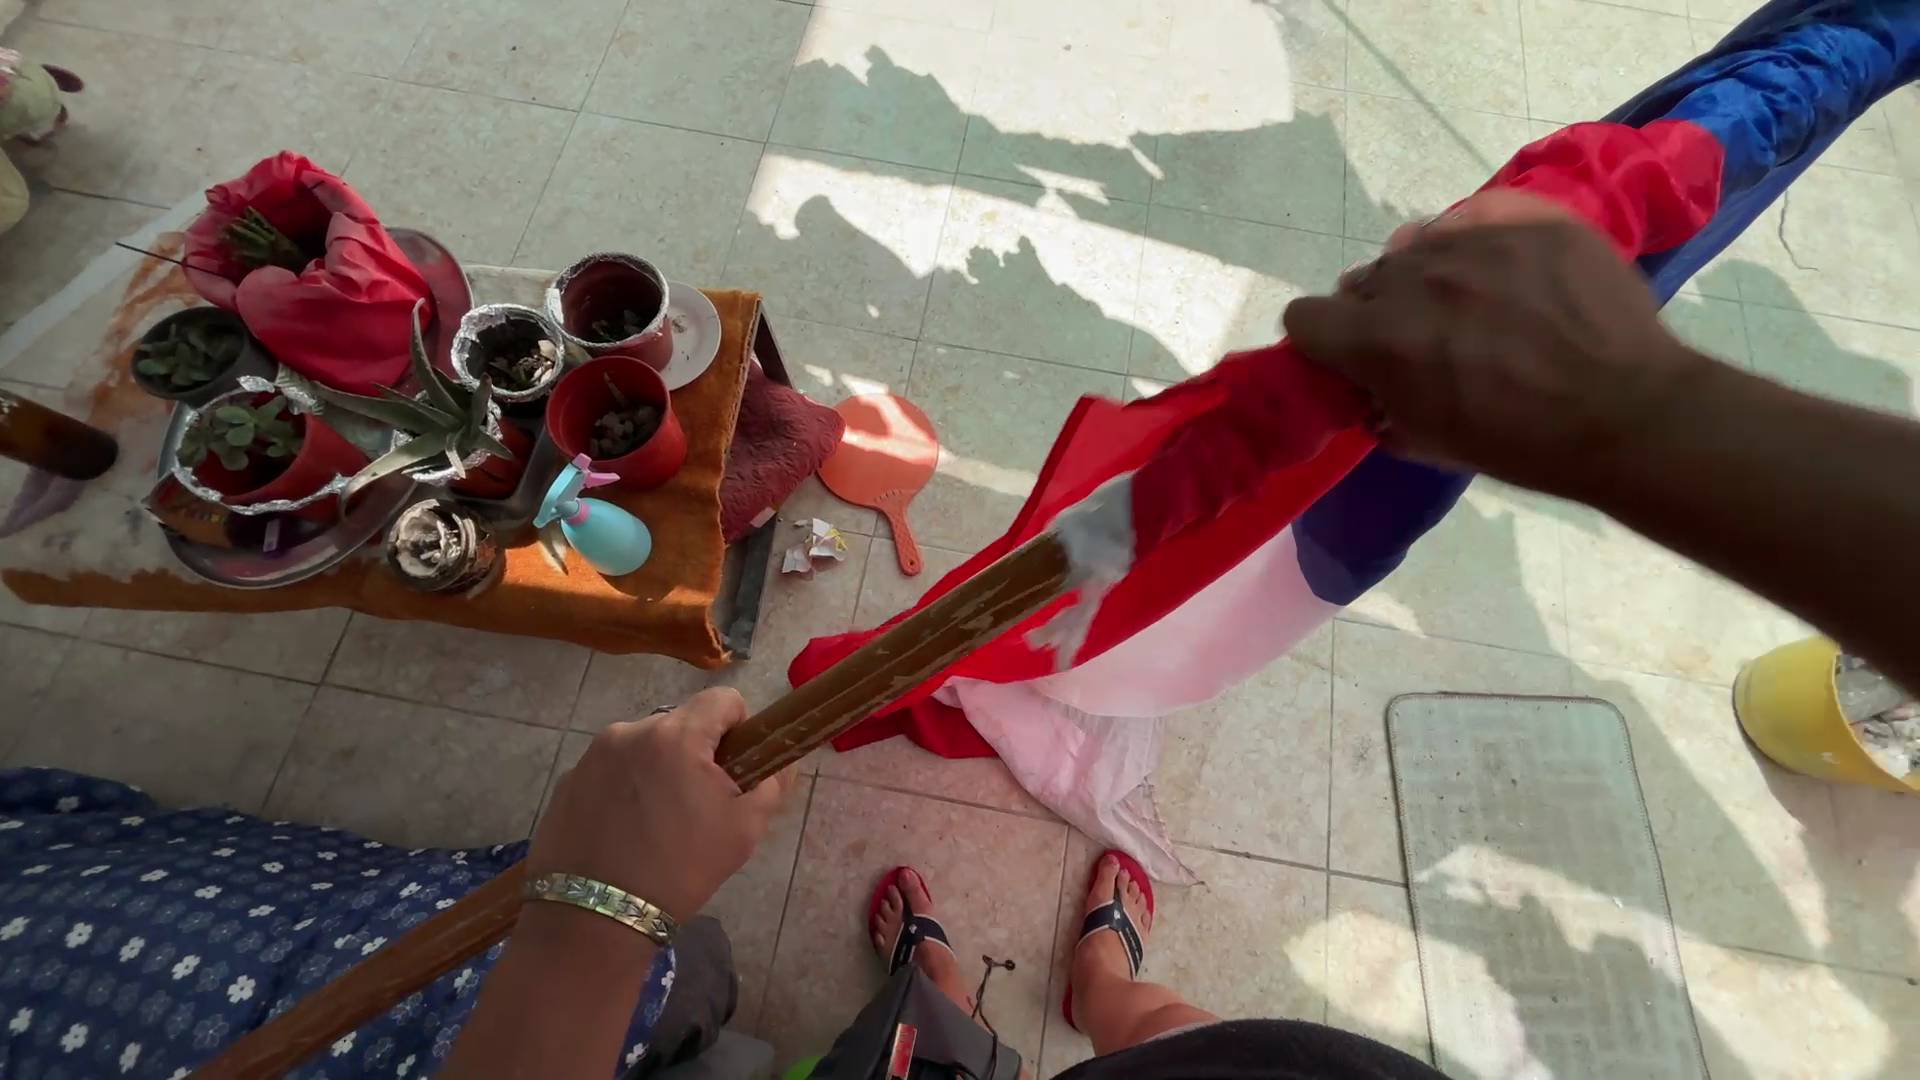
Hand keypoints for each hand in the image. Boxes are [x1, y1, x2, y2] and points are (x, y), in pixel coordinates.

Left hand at [527, 688, 794, 921]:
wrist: (592, 924)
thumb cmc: (680, 870)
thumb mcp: (745, 829)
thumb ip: (773, 783)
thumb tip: (782, 761)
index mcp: (677, 736)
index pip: (724, 699)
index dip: (739, 726)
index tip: (736, 764)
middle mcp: (631, 731)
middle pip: (683, 722)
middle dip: (697, 751)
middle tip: (699, 801)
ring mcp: (592, 755)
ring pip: (646, 744)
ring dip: (659, 766)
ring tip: (657, 819)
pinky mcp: (567, 781)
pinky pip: (612, 768)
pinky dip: (625, 786)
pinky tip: (623, 829)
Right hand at [1285, 191, 1717, 497]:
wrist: (1624, 413)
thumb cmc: (1512, 442)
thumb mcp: (1417, 440)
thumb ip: (1371, 403)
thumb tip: (1365, 383)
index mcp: (1378, 340)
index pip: (1302, 316)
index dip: (1317, 337)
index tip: (1341, 353)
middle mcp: (1414, 281)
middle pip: (1359, 280)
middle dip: (1374, 309)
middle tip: (1415, 335)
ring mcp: (1475, 242)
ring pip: (1414, 246)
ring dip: (1422, 274)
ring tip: (1463, 299)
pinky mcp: (1531, 219)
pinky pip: (1473, 214)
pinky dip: (1472, 236)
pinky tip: (1495, 264)